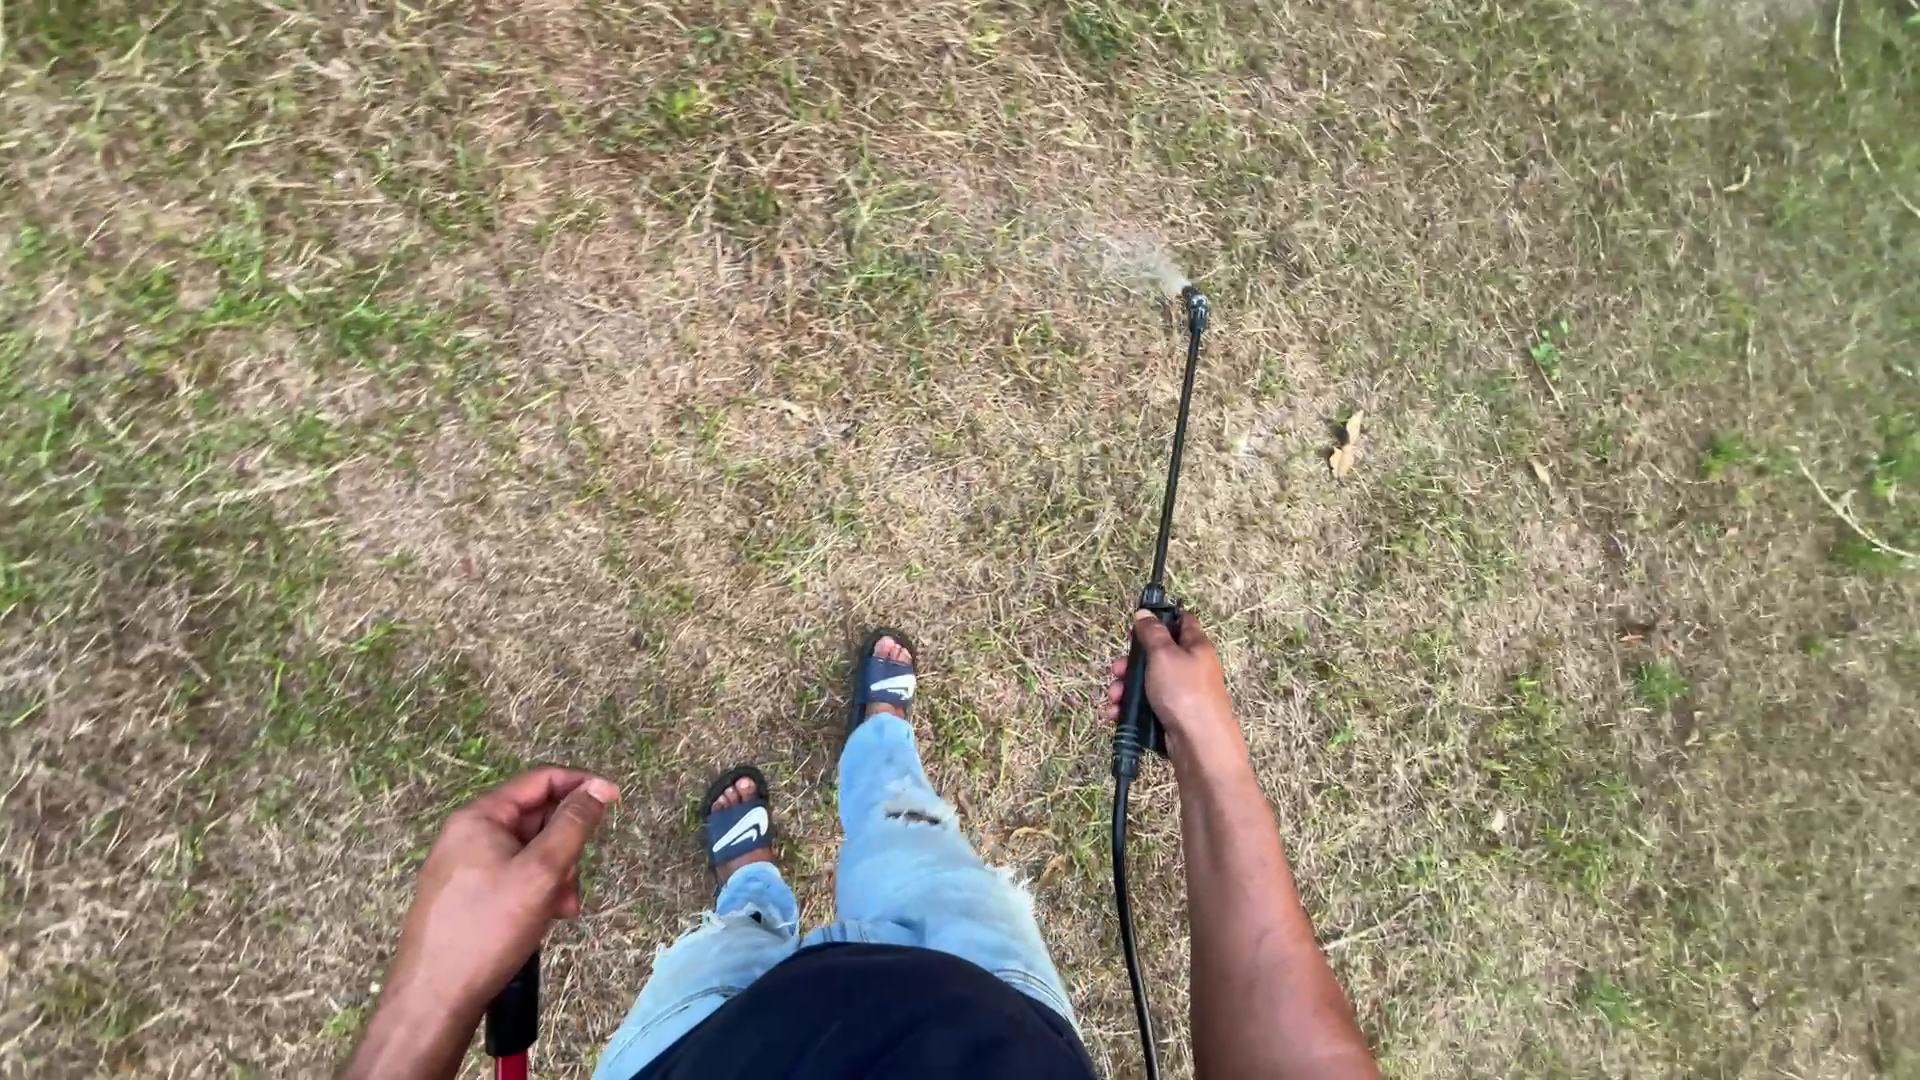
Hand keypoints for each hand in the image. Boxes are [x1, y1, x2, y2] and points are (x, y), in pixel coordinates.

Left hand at [385, 768, 619, 1017]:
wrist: (432, 1003)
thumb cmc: (488, 927)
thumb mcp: (543, 870)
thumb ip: (575, 823)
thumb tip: (598, 787)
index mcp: (481, 817)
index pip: (543, 779)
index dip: (582, 785)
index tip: (615, 802)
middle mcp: (469, 834)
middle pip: (539, 817)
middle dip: (568, 842)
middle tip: (579, 872)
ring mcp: (466, 866)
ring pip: (531, 849)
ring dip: (558, 870)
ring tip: (565, 904)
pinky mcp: (467, 895)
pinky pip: (516, 874)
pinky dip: (540, 888)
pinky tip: (550, 915)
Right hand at [1105, 609, 1246, 769]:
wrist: (1200, 744)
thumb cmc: (1184, 692)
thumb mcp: (1164, 655)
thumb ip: (1152, 633)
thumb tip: (1145, 614)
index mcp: (1195, 646)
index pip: (1182, 621)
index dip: (1160, 618)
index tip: (1138, 625)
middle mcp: (1190, 667)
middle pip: (1156, 655)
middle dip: (1131, 663)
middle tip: (1118, 670)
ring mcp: (1181, 693)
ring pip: (1147, 682)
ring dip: (1126, 688)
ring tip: (1115, 698)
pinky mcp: (1171, 714)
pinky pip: (1147, 705)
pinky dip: (1130, 708)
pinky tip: (1117, 714)